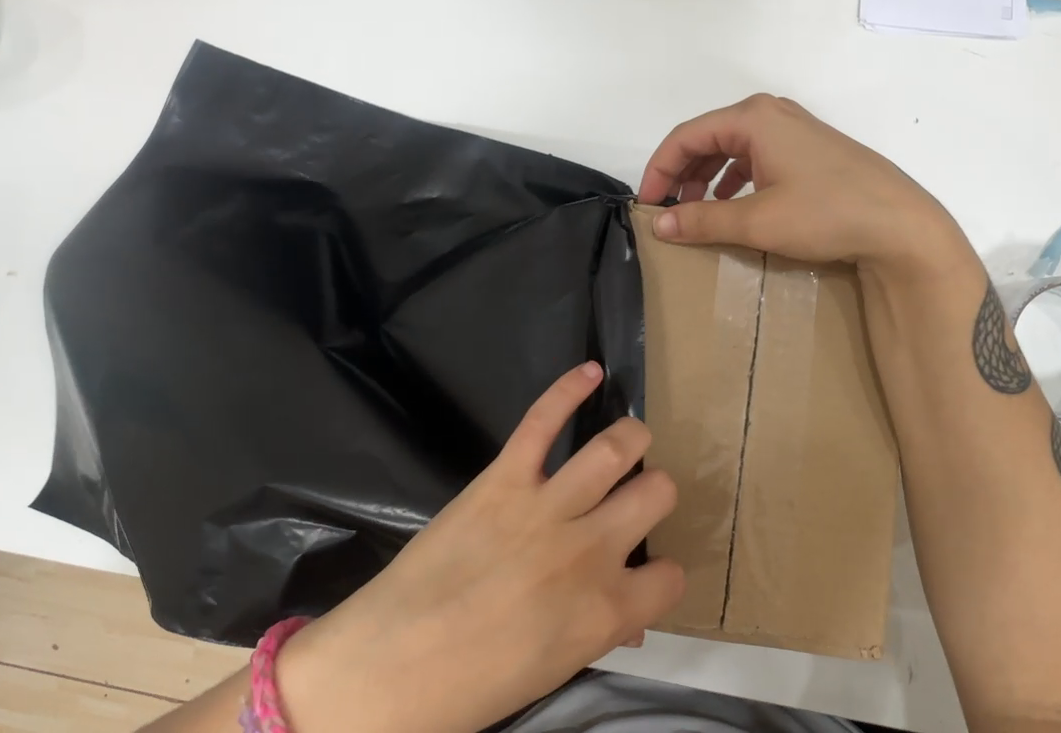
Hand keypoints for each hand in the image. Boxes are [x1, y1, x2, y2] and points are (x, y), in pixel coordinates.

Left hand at [275, 363, 683, 732]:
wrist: (388, 667)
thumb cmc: (471, 687)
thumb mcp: (552, 671)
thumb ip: (598, 632)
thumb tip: (627, 616)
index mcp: (606, 612)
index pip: (671, 577)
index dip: (663, 574)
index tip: (647, 574)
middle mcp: (590, 551)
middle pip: (657, 494)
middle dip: (655, 494)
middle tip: (633, 499)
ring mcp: (546, 509)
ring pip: (614, 448)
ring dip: (631, 438)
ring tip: (629, 439)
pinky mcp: (503, 478)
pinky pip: (542, 422)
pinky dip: (568, 390)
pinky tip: (590, 372)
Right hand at [638, 95, 970, 274]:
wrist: (900, 225)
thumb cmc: (826, 213)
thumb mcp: (757, 220)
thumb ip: (702, 220)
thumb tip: (658, 224)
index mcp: (753, 117)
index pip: (686, 136)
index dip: (659, 170)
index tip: (648, 205)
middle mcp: (771, 113)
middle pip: (708, 138)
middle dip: (683, 173)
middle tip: (669, 210)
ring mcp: (795, 130)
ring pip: (733, 148)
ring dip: (708, 177)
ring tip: (697, 211)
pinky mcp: (811, 150)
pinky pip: (757, 157)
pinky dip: (735, 179)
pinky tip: (735, 205)